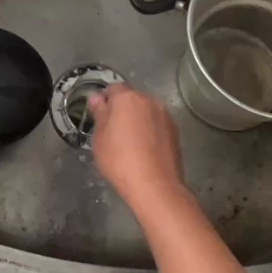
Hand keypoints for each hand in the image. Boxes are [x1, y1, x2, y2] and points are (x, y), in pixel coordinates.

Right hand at [88, 84, 184, 206]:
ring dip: (138, 119)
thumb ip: (99, 113)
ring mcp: (165, 115)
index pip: (113, 88)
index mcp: (128, 98)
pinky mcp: (175, 131)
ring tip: (130, 142)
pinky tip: (145, 149)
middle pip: (132, 98)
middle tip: (113, 130)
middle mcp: (149, 100)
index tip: (99, 115)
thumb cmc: (119, 159)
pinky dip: (150, 130)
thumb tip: (96, 97)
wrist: (154, 184)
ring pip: (146, 111)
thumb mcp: (99, 138)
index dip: (105, 99)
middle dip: (122, 109)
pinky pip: (157, 124)